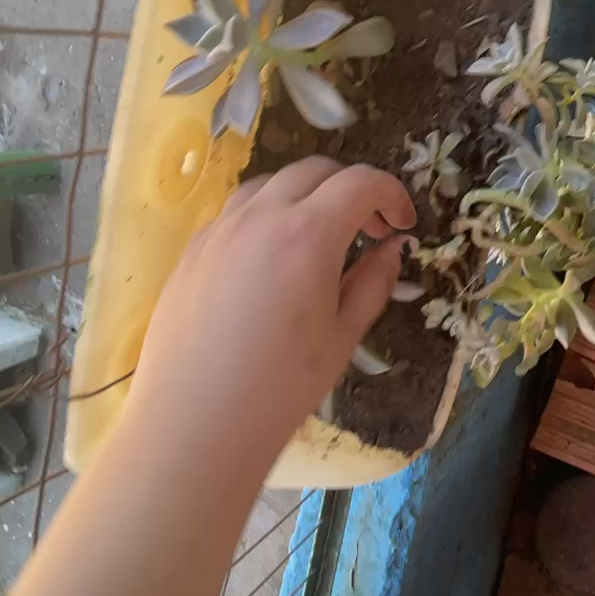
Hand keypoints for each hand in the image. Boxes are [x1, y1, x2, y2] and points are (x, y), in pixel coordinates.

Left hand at [125, 156, 416, 462]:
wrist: (195, 425)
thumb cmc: (283, 386)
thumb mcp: (345, 334)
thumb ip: (374, 280)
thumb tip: (391, 248)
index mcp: (308, 234)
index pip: (361, 183)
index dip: (391, 194)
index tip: (401, 224)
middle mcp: (261, 217)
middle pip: (316, 171)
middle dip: (352, 189)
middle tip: (368, 230)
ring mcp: (220, 230)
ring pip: (272, 183)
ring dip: (307, 195)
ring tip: (320, 237)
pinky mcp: (193, 250)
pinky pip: (238, 211)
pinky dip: (269, 214)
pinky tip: (274, 258)